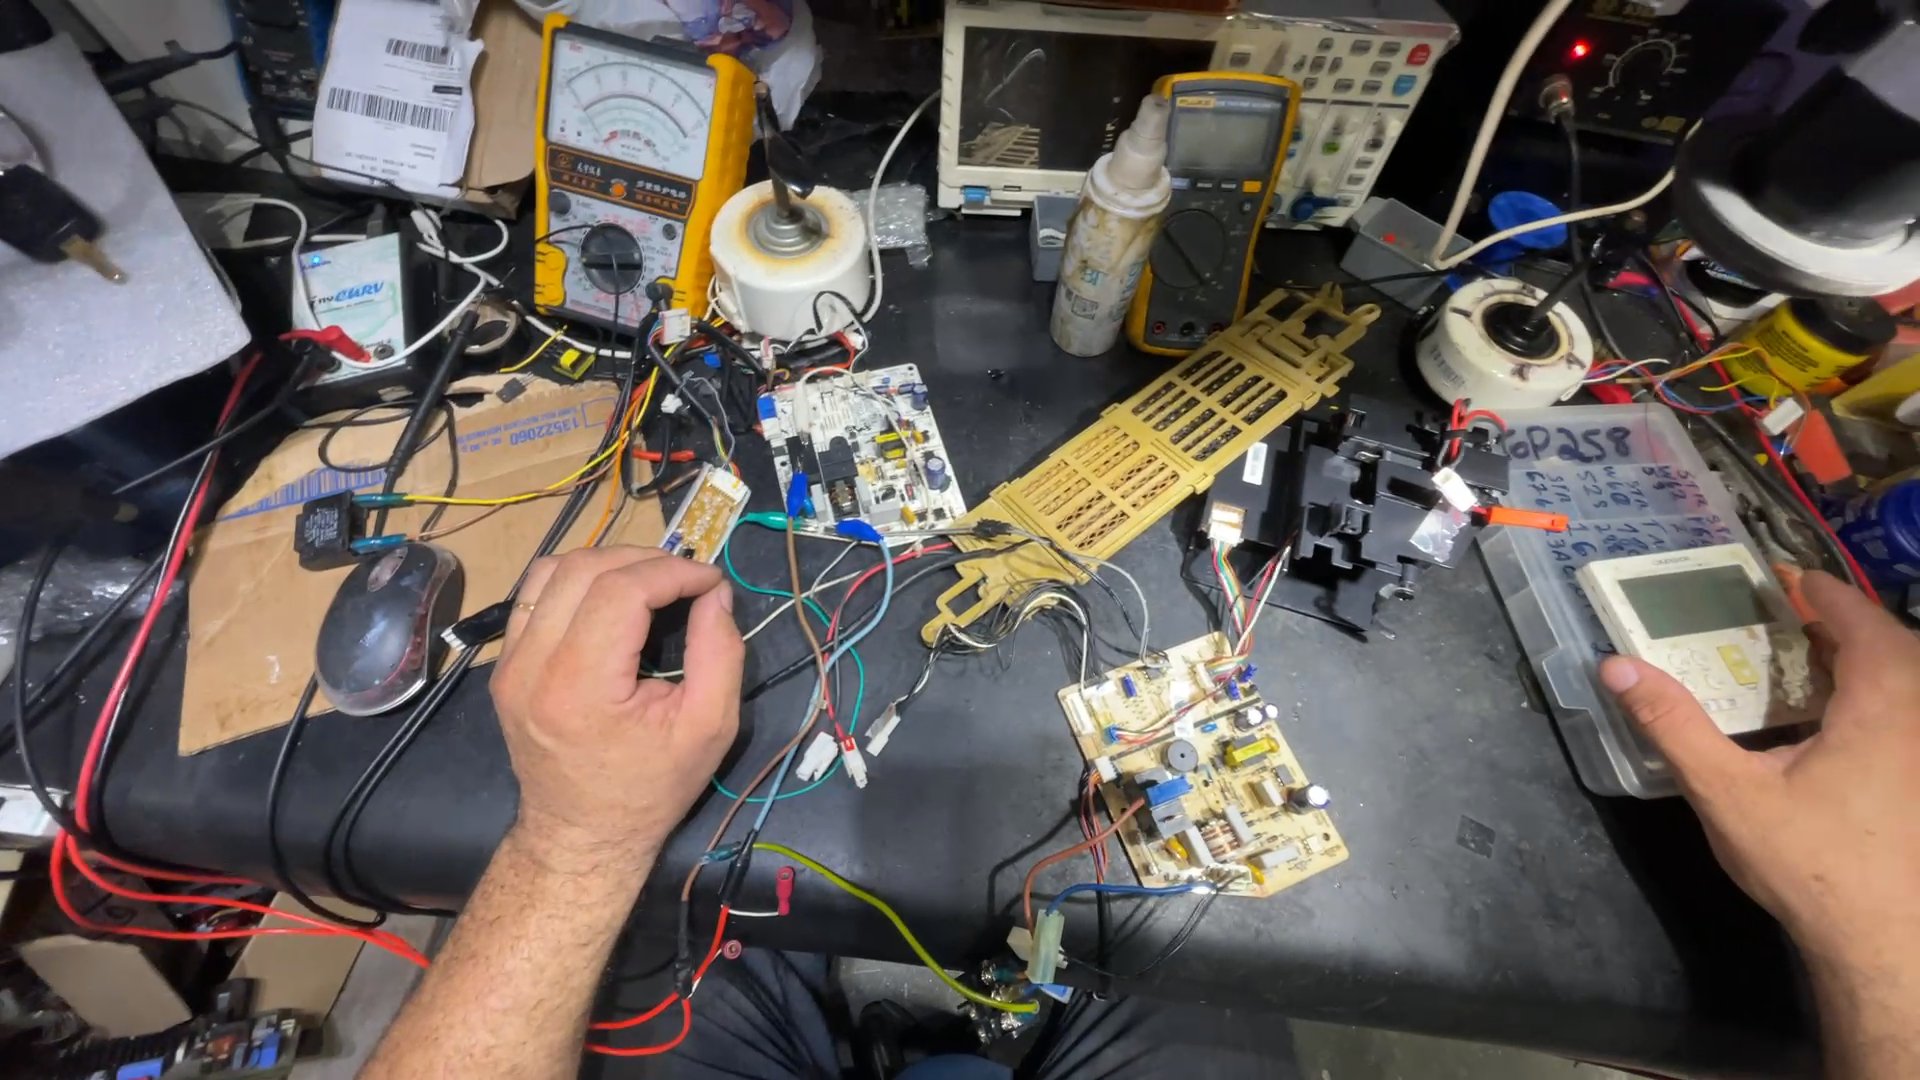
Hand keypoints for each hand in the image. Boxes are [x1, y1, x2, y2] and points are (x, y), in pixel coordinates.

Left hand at [490, 547, 742, 874]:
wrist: (583, 836)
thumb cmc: (653, 787)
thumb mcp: (711, 726)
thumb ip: (720, 652)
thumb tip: (716, 593)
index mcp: (580, 687)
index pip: (621, 591)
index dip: (674, 572)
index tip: (713, 581)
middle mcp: (531, 666)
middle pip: (584, 568)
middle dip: (647, 559)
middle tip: (690, 577)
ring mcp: (509, 663)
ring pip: (552, 570)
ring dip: (611, 561)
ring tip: (654, 579)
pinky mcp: (506, 665)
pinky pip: (536, 594)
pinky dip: (580, 579)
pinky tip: (615, 596)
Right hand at [1599, 571, 1919, 970]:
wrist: (1886, 946)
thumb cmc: (1810, 861)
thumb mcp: (1724, 789)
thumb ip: (1672, 724)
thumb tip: (1616, 666)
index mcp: (1884, 724)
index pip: (1873, 639)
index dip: (1835, 600)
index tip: (1791, 576)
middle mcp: (1918, 737)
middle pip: (1902, 659)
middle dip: (1850, 623)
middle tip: (1788, 608)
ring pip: (1909, 694)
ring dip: (1864, 660)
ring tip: (1802, 649)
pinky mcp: (1916, 792)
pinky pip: (1903, 722)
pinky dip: (1871, 697)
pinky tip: (1825, 714)